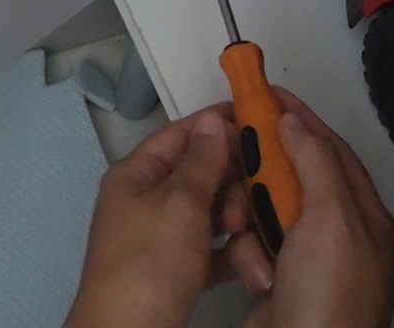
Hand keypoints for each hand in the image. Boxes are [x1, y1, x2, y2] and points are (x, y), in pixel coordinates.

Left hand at [65, 105, 272, 327]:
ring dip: (238, 225)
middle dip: (232, 186)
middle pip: (199, 174)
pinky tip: (255, 268)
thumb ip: (202, 160)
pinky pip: (211, 251)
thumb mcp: (179, 203)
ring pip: (210, 214)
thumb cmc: (149, 263)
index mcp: (136, 174)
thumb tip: (214, 120)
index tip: (256, 122)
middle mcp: (146, 200)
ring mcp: (160, 238)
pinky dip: (232, 256)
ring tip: (251, 243)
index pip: (179, 134)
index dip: (215, 125)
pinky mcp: (176, 273)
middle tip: (253, 203)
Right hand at [244, 89, 393, 327]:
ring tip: (240, 216)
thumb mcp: (332, 219)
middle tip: (237, 146)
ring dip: (251, 210)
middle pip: (296, 177)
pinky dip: (248, 248)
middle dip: (266, 167)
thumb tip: (293, 120)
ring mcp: (308, 261)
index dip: (301, 117)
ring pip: (269, 206)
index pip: (332, 149)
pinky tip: (251, 262)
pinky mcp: (279, 280)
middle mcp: (341, 236)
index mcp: (366, 217)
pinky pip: (255, 242)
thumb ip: (315, 160)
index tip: (267, 93)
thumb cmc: (329, 294)